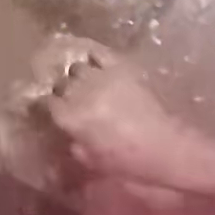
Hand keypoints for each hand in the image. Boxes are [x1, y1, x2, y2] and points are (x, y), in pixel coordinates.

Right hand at [34, 38, 204, 186]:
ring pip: (77, 67)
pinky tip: (92, 61)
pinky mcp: (121, 67)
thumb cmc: (129, 162)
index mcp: (72, 118)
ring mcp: (102, 76)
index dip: (47, 106)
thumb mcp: (92, 160)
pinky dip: (92, 56)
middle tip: (68, 99)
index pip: (47, 104)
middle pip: (61, 83)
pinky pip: (98, 53)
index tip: (50, 109)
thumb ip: (74, 142)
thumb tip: (69, 131)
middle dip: (62, 91)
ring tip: (84, 83)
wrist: (166, 147)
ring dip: (78, 76)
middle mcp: (82, 93)